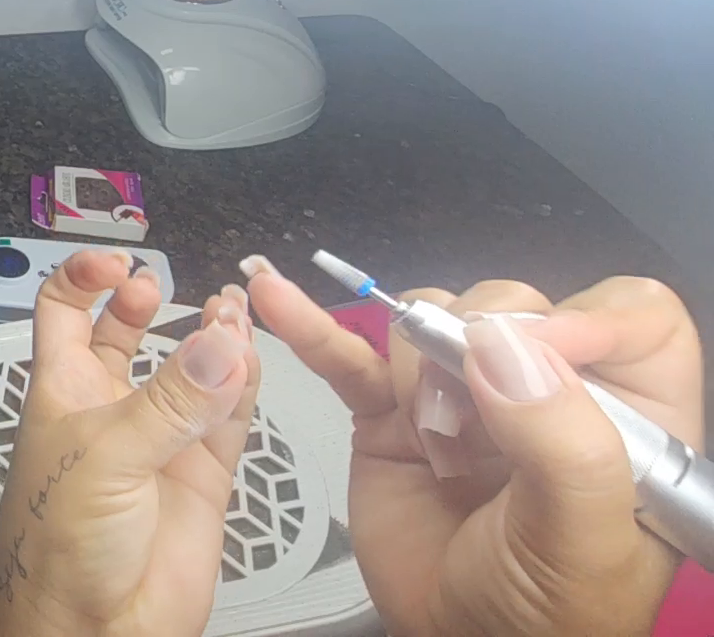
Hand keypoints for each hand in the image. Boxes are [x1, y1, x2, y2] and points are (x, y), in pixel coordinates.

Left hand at [0, 251, 260, 636]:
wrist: (92, 626)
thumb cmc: (62, 531)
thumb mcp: (104, 454)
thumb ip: (168, 402)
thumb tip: (223, 341)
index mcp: (62, 385)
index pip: (61, 310)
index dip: (81, 278)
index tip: (116, 263)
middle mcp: (107, 402)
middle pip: (120, 333)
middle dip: (140, 302)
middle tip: (165, 286)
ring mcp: (157, 435)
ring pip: (185, 370)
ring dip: (207, 338)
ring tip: (232, 307)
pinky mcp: (202, 473)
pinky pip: (227, 417)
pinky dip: (244, 386)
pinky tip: (253, 354)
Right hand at [245, 258, 703, 636]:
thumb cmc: (542, 612)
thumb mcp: (577, 543)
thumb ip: (561, 445)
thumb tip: (496, 341)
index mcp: (623, 420)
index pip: (628, 321)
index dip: (582, 319)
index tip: (524, 355)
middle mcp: (538, 395)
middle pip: (504, 311)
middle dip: (469, 346)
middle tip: (459, 415)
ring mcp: (452, 399)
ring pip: (422, 322)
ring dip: (407, 362)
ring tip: (417, 429)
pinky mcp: (381, 410)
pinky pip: (341, 354)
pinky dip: (305, 324)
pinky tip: (274, 296)